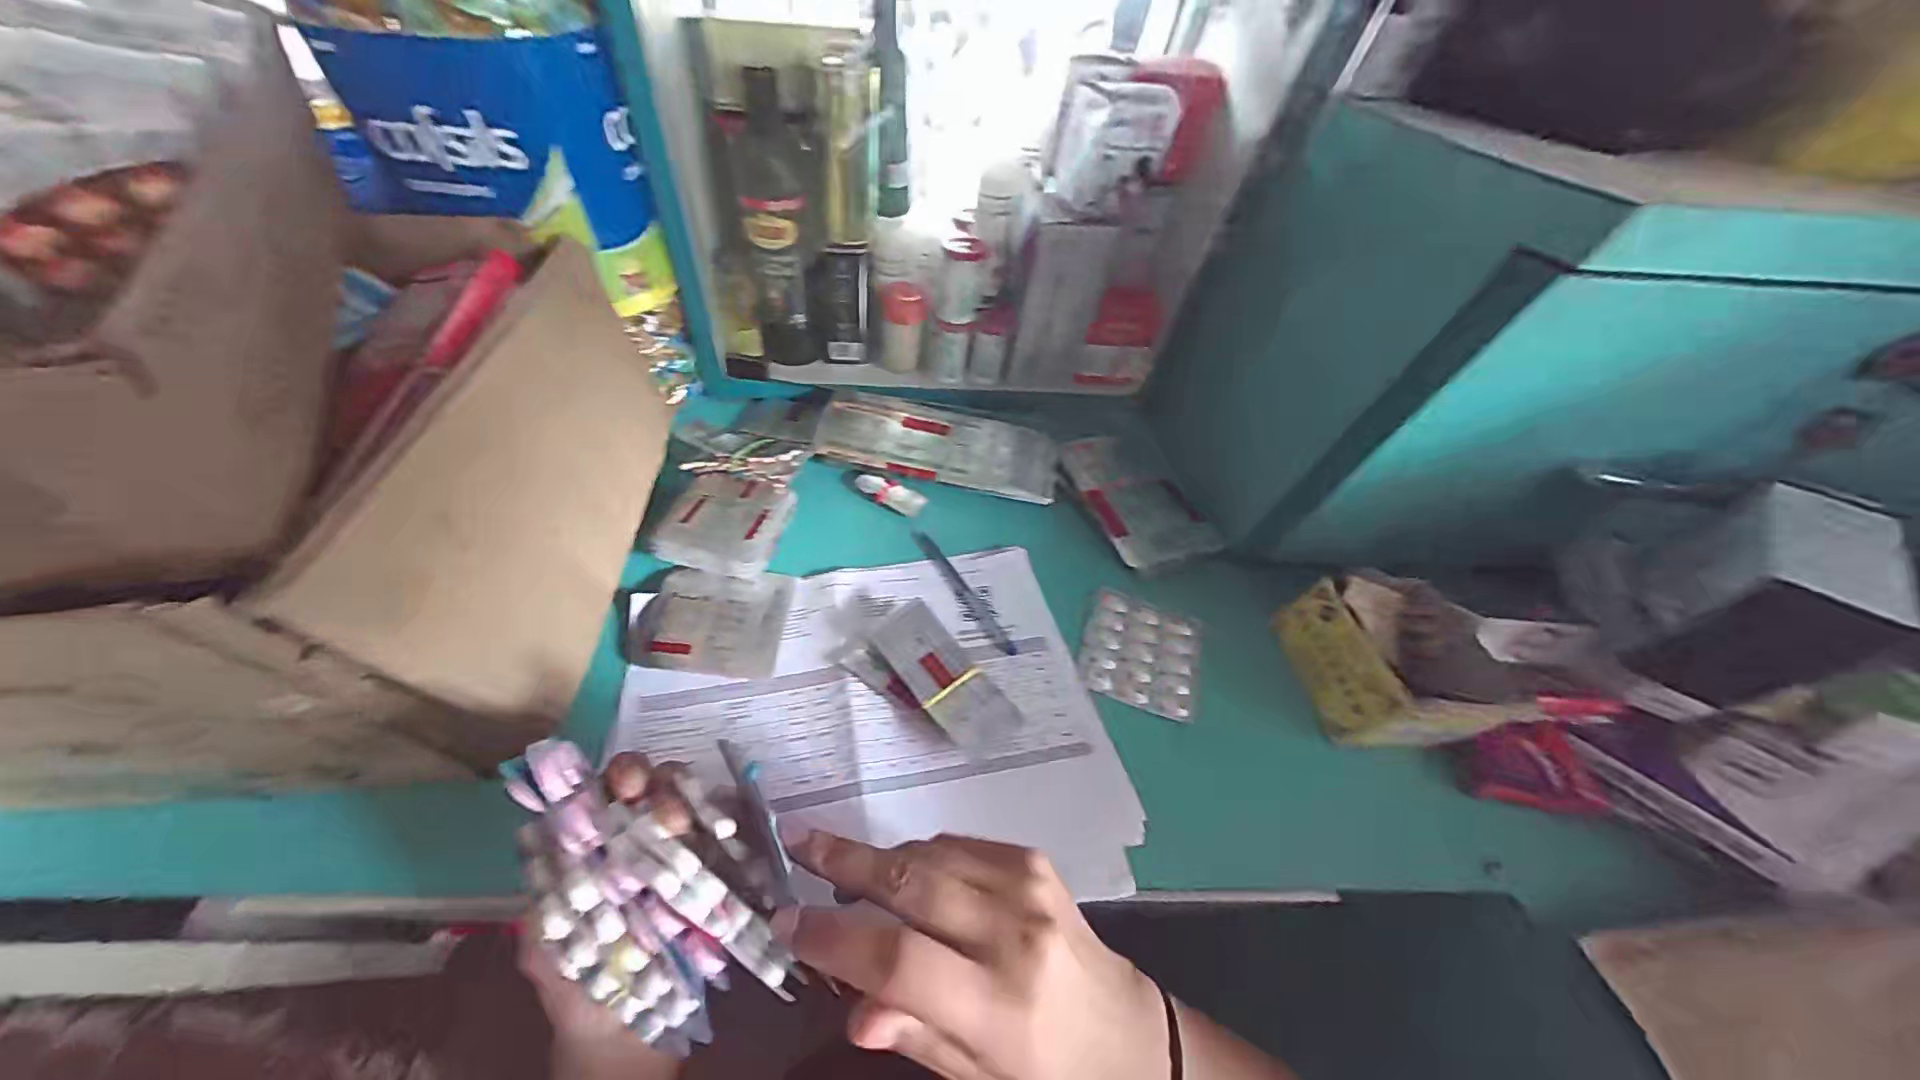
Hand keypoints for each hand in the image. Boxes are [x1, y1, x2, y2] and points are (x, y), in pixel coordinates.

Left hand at [519, 751, 694, 1079]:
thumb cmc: (583, 992)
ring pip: (691, 801)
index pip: (605, 794)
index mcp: (596, 849)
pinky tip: (724, 827)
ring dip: (689, 799)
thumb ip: (542, 906)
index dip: (611, 780)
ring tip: (684, 824)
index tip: (621, 786)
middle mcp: (640, 839)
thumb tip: (541, 848)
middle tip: (660, 808)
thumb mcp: (548, 953)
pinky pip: (725, 834)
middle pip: (653, 787)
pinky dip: (726, 820)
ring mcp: (682, 851)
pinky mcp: (717, 870)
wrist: (631, 1041)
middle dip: (658, 783)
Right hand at [786, 830, 1169, 1079]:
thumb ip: (916, 1035)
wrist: (1128, 1033)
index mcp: (999, 1004)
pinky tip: (906, 870)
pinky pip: (959, 844)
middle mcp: (1013, 932)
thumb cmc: (1048, 1070)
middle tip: (798, 844)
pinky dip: (922, 853)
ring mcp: (1028, 886)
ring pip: (930, 854)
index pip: (898, 960)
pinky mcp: (1034, 861)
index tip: (787, 922)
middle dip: (845, 861)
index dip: (833, 937)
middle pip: (911, 883)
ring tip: (843, 867)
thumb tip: (851, 1010)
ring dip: (881, 857)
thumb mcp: (979, 1079)